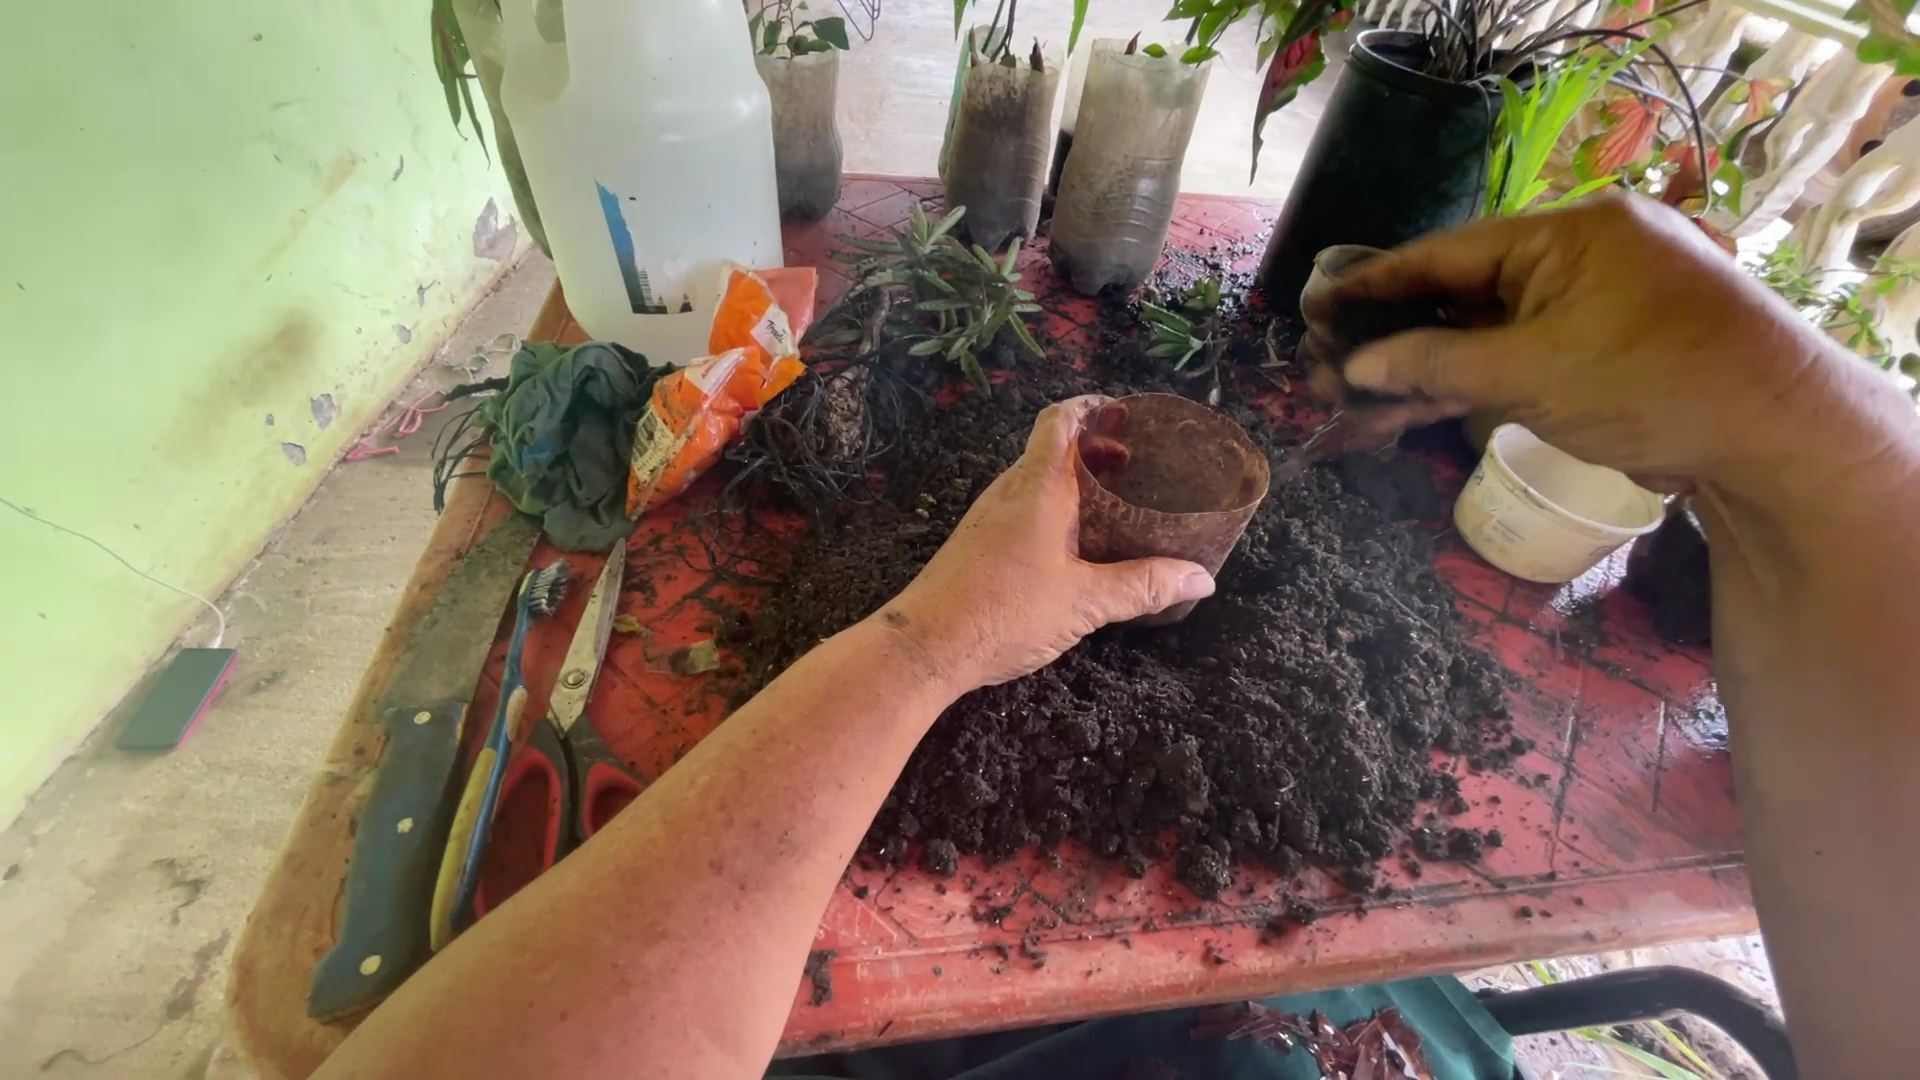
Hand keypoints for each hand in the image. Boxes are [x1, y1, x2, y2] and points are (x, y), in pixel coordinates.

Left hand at [878, 395, 1215, 690]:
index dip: (1092, 408)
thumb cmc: (1004, 613)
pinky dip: (1053, 508)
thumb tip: (1202, 579)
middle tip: (1135, 465)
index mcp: (1037, 487)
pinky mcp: (977, 541)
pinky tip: (1073, 543)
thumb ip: (1143, 586)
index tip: (1127, 415)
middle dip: (1093, 449)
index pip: (1059, 421)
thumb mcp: (1084, 602)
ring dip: (1072, 482)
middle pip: (1050, 448)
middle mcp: (1009, 491)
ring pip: (1035, 480)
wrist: (925, 646)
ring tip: (1113, 503)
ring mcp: (988, 515)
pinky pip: (1021, 507)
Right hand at [1307, 195, 1912, 501]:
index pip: (1445, 254)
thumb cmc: (1653, 384)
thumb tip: (1352, 368)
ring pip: (1464, 336)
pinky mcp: (1567, 356)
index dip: (1373, 282)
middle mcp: (1563, 263)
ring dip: (1406, 368)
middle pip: (1448, 295)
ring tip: (1338, 393)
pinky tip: (1389, 409)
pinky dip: (1444, 387)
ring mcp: (1565, 312)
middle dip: (1382, 334)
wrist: (1767, 443)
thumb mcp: (1530, 370)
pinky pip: (1490, 363)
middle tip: (1320, 357)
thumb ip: (1432, 364)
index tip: (1315, 303)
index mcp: (1565, 235)